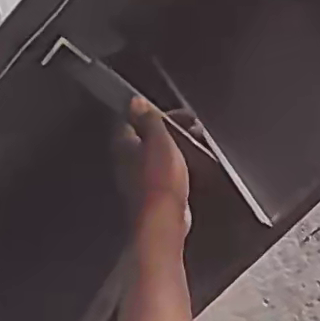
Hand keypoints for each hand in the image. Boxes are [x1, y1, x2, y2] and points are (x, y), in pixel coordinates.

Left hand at [116, 97, 189, 228]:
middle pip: (145, 135)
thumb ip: (149, 119)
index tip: (178, 112)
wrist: (164, 219)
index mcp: (123, 143)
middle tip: (191, 126)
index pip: (133, 117)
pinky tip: (191, 165)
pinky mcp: (153, 191)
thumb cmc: (161, 178)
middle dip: (169, 128)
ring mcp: (138, 177)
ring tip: (196, 143)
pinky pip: (164, 169)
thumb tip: (136, 100)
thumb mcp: (159, 140)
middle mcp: (126, 159)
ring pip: (156, 152)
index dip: (155, 111)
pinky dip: (177, 162)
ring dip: (175, 145)